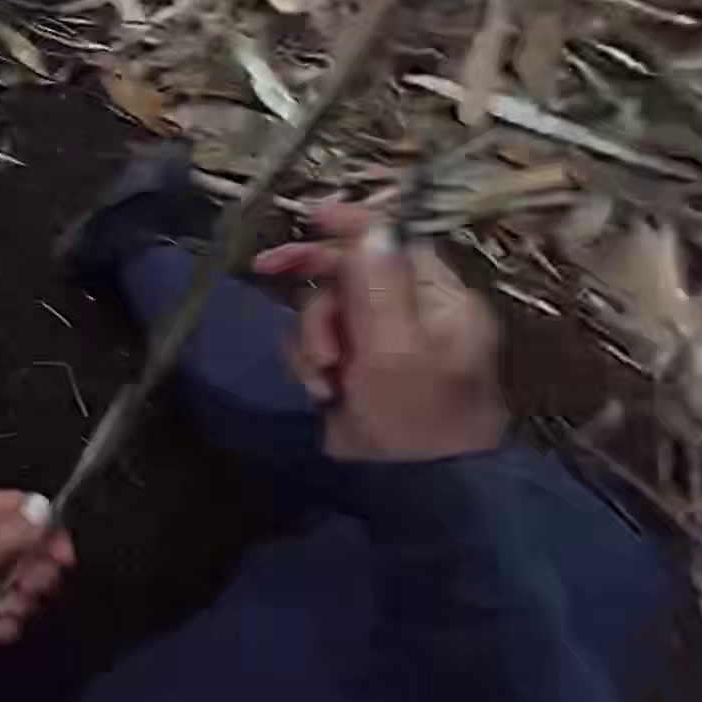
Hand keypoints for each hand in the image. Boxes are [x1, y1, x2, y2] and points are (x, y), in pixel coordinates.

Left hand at [0, 491, 75, 673]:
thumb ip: (10, 533)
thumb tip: (46, 508)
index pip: (21, 509)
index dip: (46, 530)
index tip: (64, 557)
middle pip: (30, 550)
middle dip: (28, 575)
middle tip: (19, 588)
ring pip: (25, 585)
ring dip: (13, 603)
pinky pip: (13, 612)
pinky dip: (2, 623)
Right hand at [253, 204, 506, 461]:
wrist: (408, 485)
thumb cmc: (413, 414)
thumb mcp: (395, 348)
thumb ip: (376, 287)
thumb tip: (370, 229)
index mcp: (437, 300)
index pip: (394, 243)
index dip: (353, 225)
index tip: (310, 215)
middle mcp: (406, 313)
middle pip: (346, 273)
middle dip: (311, 285)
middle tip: (264, 269)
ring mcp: (376, 340)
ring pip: (321, 310)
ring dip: (311, 338)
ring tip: (323, 375)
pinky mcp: (350, 364)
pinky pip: (311, 341)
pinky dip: (307, 360)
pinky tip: (319, 387)